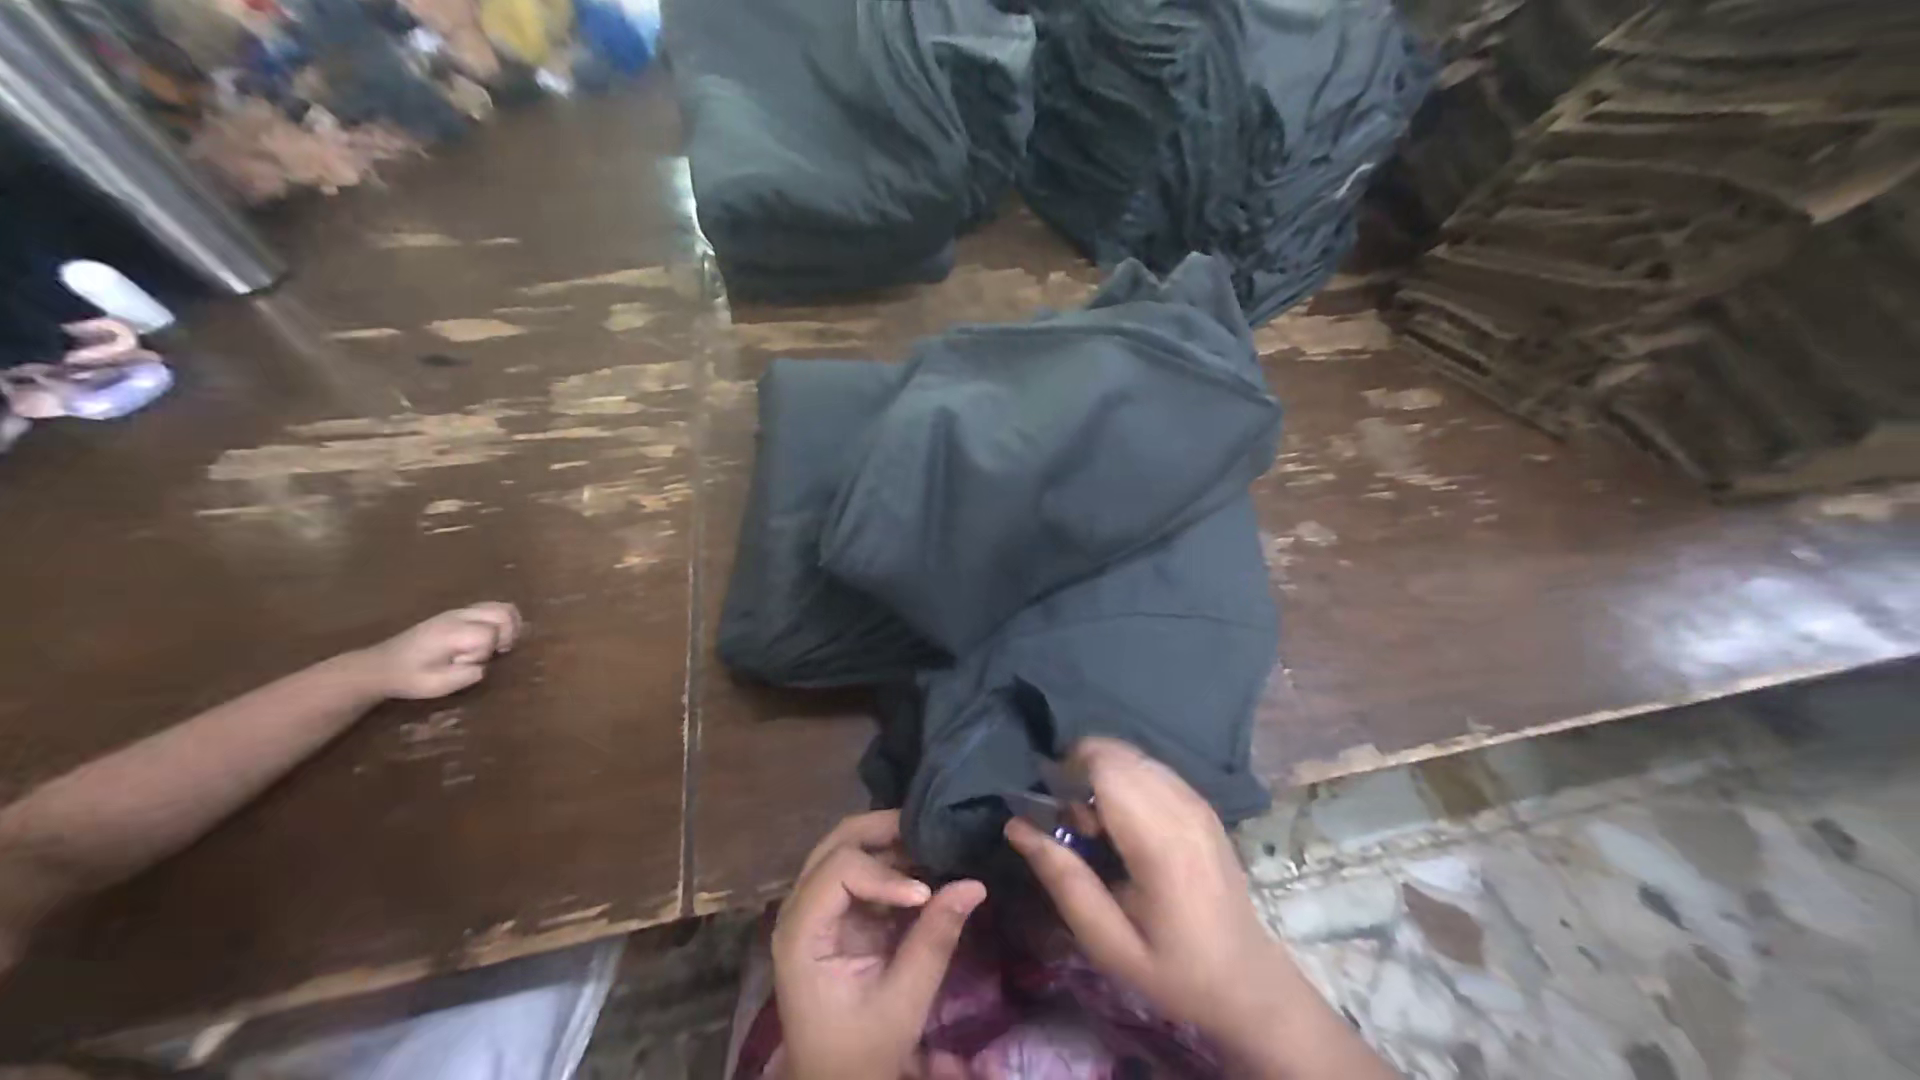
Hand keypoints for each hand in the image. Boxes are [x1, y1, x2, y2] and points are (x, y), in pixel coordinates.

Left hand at [353, 602, 521, 699]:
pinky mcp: (459, 614)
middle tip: (497, 652)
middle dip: (508, 634)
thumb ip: (466, 676)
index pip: (490, 634)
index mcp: (452, 633)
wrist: (380, 666)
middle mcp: (459, 617)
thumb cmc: (409, 677)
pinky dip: (502, 620)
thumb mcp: (436, 686)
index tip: (468, 663)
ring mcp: (459, 612)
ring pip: (502, 607)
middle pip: (503, 613)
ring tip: (499, 643)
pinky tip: (493, 636)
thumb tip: (485, 667)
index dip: (487, 651)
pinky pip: (492, 607)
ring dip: (509, 625)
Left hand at [773, 811, 985, 1079]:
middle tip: (930, 832)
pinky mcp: (833, 913)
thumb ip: (934, 940)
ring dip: (887, 840)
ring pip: (844, 847)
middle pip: (837, 843)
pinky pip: (857, 867)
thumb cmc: (861, 1051)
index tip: (926, 895)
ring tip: (930, 844)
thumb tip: (975, 884)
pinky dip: (889, 861)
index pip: (839, 870)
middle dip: (883, 830)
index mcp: (800, 934)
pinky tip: (921, 865)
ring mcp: (813, 908)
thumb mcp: (903, 1004)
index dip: (885, 873)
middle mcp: (798, 909)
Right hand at [1007, 739, 1392, 1078]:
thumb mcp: (1107, 942)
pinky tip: (1124, 825)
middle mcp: (1182, 807)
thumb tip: (1016, 824)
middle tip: (1076, 827)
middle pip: (1116, 752)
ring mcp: (1197, 800)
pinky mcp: (1201, 802)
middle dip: (1081, 774)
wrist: (1247, 982)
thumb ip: (1063, 879)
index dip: (1069, 772)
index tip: (1056, 815)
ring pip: (1131, 755)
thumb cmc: (1173, 969)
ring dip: (1102, 776)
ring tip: (1100, 829)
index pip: (1107, 765)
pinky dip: (1123, 780)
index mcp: (1161, 842)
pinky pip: (1149, 767)